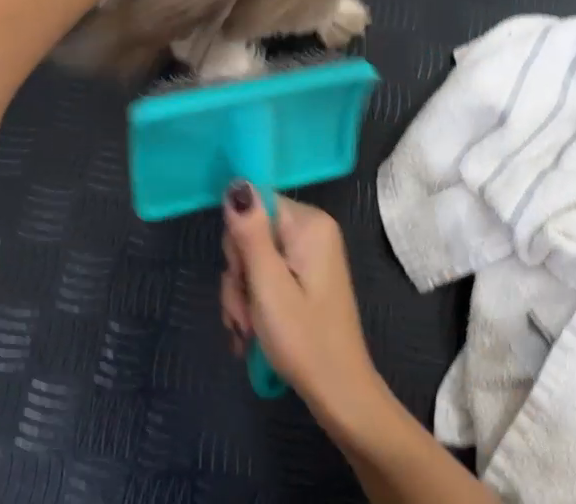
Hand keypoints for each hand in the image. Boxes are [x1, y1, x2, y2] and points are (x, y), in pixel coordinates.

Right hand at [219, 182, 385, 414]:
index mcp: (310, 224)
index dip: (239, 242)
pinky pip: (265, 279)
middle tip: (247, 313)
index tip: (243, 278)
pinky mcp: (303, 279)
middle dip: (239, 277)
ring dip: (242, 298)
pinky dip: (253, 306)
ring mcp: (308, 257)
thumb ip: (250, 233)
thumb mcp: (268, 285)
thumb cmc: (303, 338)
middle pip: (251, 235)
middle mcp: (312, 231)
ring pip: (252, 262)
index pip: (255, 206)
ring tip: (249, 332)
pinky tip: (252, 335)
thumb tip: (237, 184)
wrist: (338, 392)